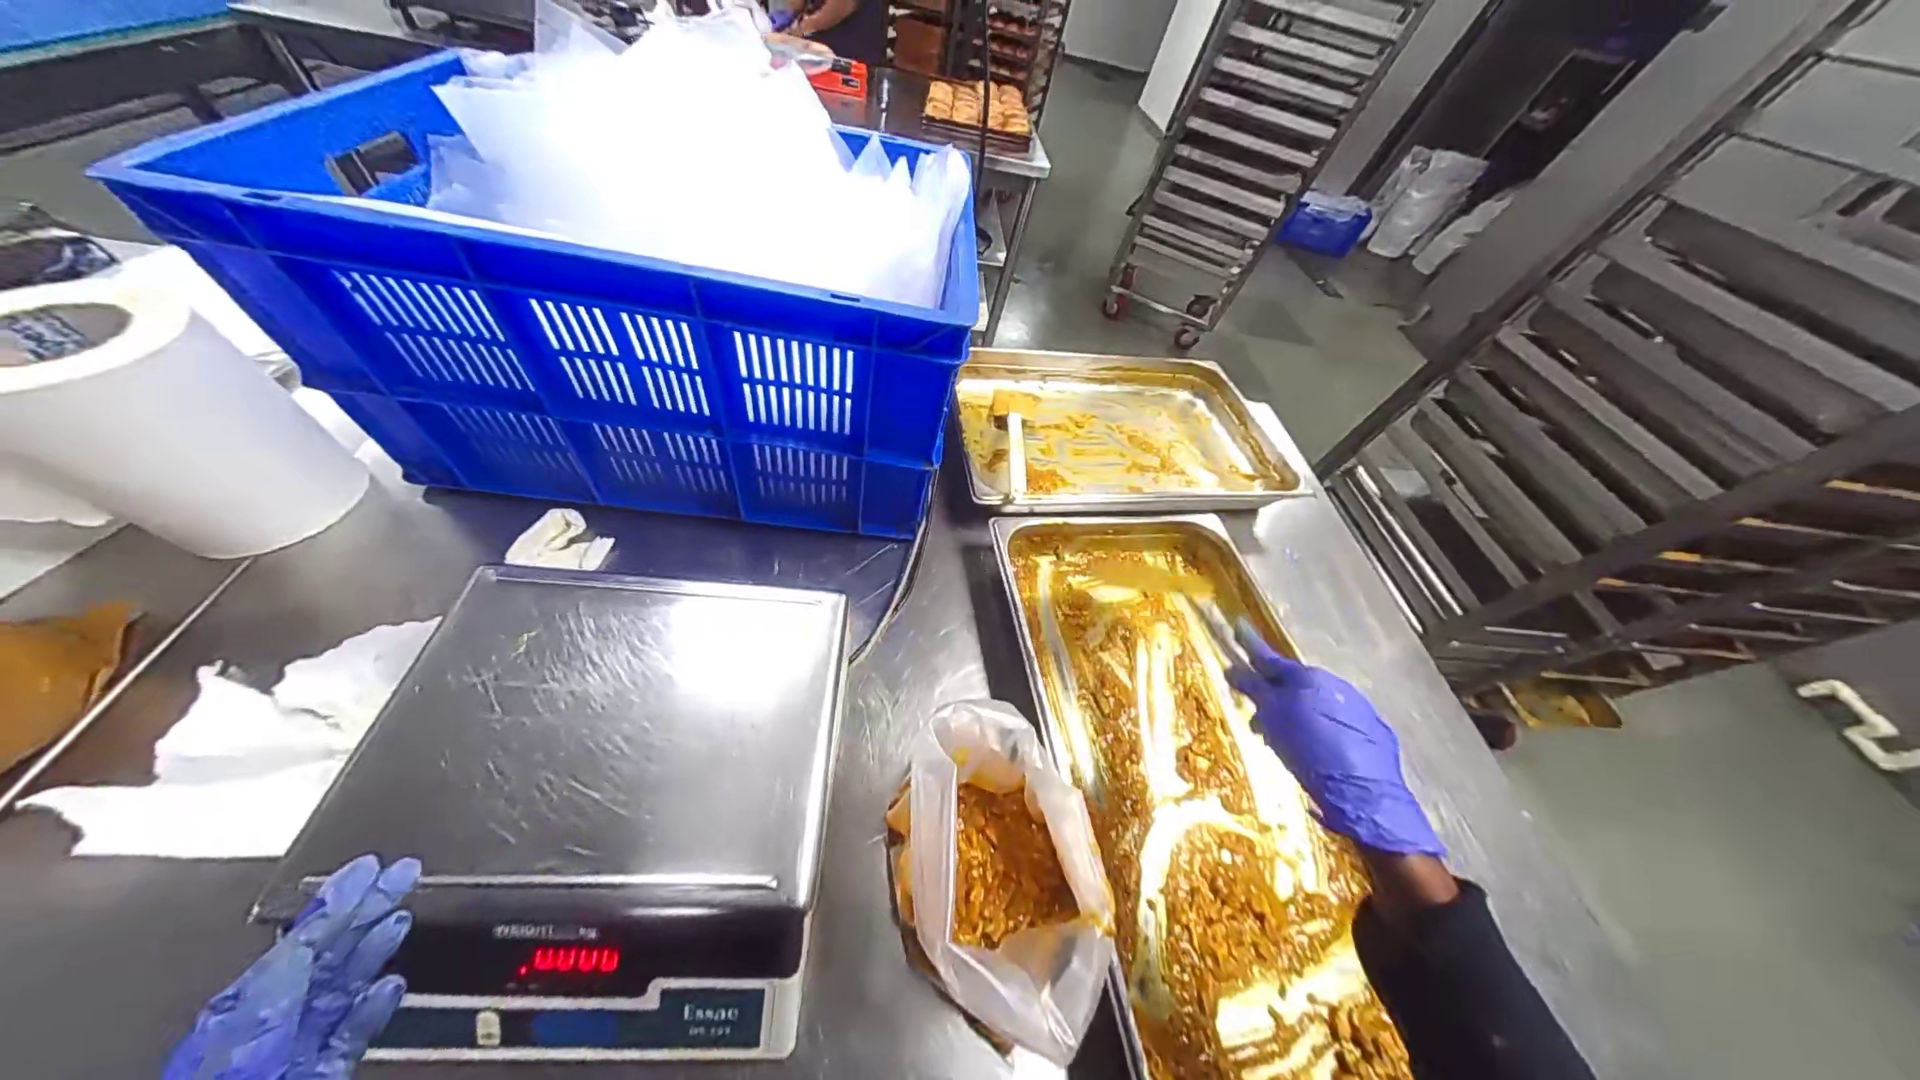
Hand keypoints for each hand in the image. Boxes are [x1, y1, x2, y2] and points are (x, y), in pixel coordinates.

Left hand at [164, 855, 419, 1079]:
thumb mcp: (260, 1000)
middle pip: (333, 951)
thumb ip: (300, 949)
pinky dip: (377, 1006)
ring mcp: (300, 1043)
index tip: (371, 865)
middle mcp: (276, 1016)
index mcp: (251, 995)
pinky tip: (392, 986)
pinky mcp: (324, 1069)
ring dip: (377, 949)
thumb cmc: (225, 1074)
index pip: (307, 932)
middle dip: (371, 909)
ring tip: (401, 918)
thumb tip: (336, 895)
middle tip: (405, 873)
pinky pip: (354, 1031)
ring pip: (347, 986)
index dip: (342, 895)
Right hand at [1226, 620, 1443, 857]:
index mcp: (1310, 678)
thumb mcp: (1275, 719)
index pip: (1272, 660)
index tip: (1239, 627)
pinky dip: (1315, 731)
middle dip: (1272, 693)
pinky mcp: (1372, 736)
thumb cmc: (1311, 752)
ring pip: (1313, 704)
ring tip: (1279, 741)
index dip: (1252, 647)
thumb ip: (1256, 690)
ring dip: (1293, 715)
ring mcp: (1357, 710)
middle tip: (1255, 715)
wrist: (1366, 796)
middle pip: (1293, 683)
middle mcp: (1335, 687)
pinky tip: (1311, 753)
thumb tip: (1234, 668)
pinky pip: (1333, 724)